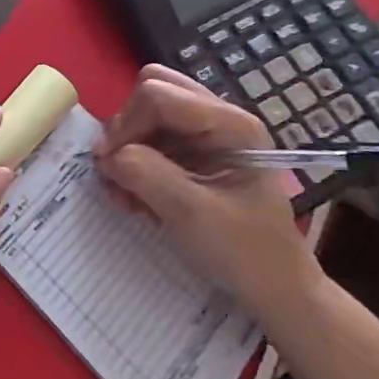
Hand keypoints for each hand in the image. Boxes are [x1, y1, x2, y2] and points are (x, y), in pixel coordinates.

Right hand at [93, 65, 322, 320]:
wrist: (273, 287)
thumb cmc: (243, 251)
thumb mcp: (190, 213)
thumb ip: (145, 174)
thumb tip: (105, 155)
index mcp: (230, 124)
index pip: (157, 95)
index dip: (125, 124)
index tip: (108, 165)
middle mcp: (218, 118)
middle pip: (153, 91)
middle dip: (126, 128)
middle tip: (115, 169)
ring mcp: (206, 135)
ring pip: (148, 114)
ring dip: (127, 149)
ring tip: (125, 194)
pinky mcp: (194, 154)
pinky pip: (152, 139)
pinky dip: (135, 163)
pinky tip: (136, 197)